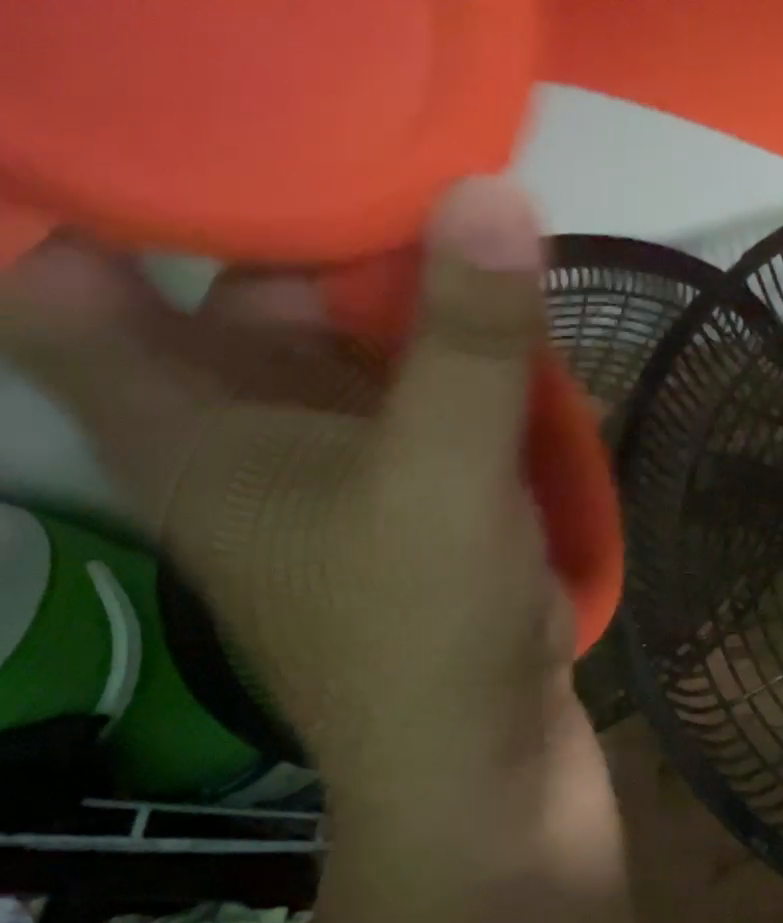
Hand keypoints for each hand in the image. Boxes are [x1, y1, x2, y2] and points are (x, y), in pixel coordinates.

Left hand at [0, 177, 569, 787]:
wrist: (482, 756)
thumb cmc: (420, 627)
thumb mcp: (442, 474)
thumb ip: (467, 341)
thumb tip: (494, 192)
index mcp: (184, 420)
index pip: (78, 273)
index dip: (126, 192)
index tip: (235, 129)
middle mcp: (244, 429)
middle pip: (250, 289)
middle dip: (331, 233)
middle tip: (422, 172)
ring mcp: (338, 462)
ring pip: (357, 344)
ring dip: (423, 304)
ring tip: (492, 248)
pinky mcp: (416, 491)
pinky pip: (426, 396)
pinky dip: (469, 366)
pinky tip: (529, 350)